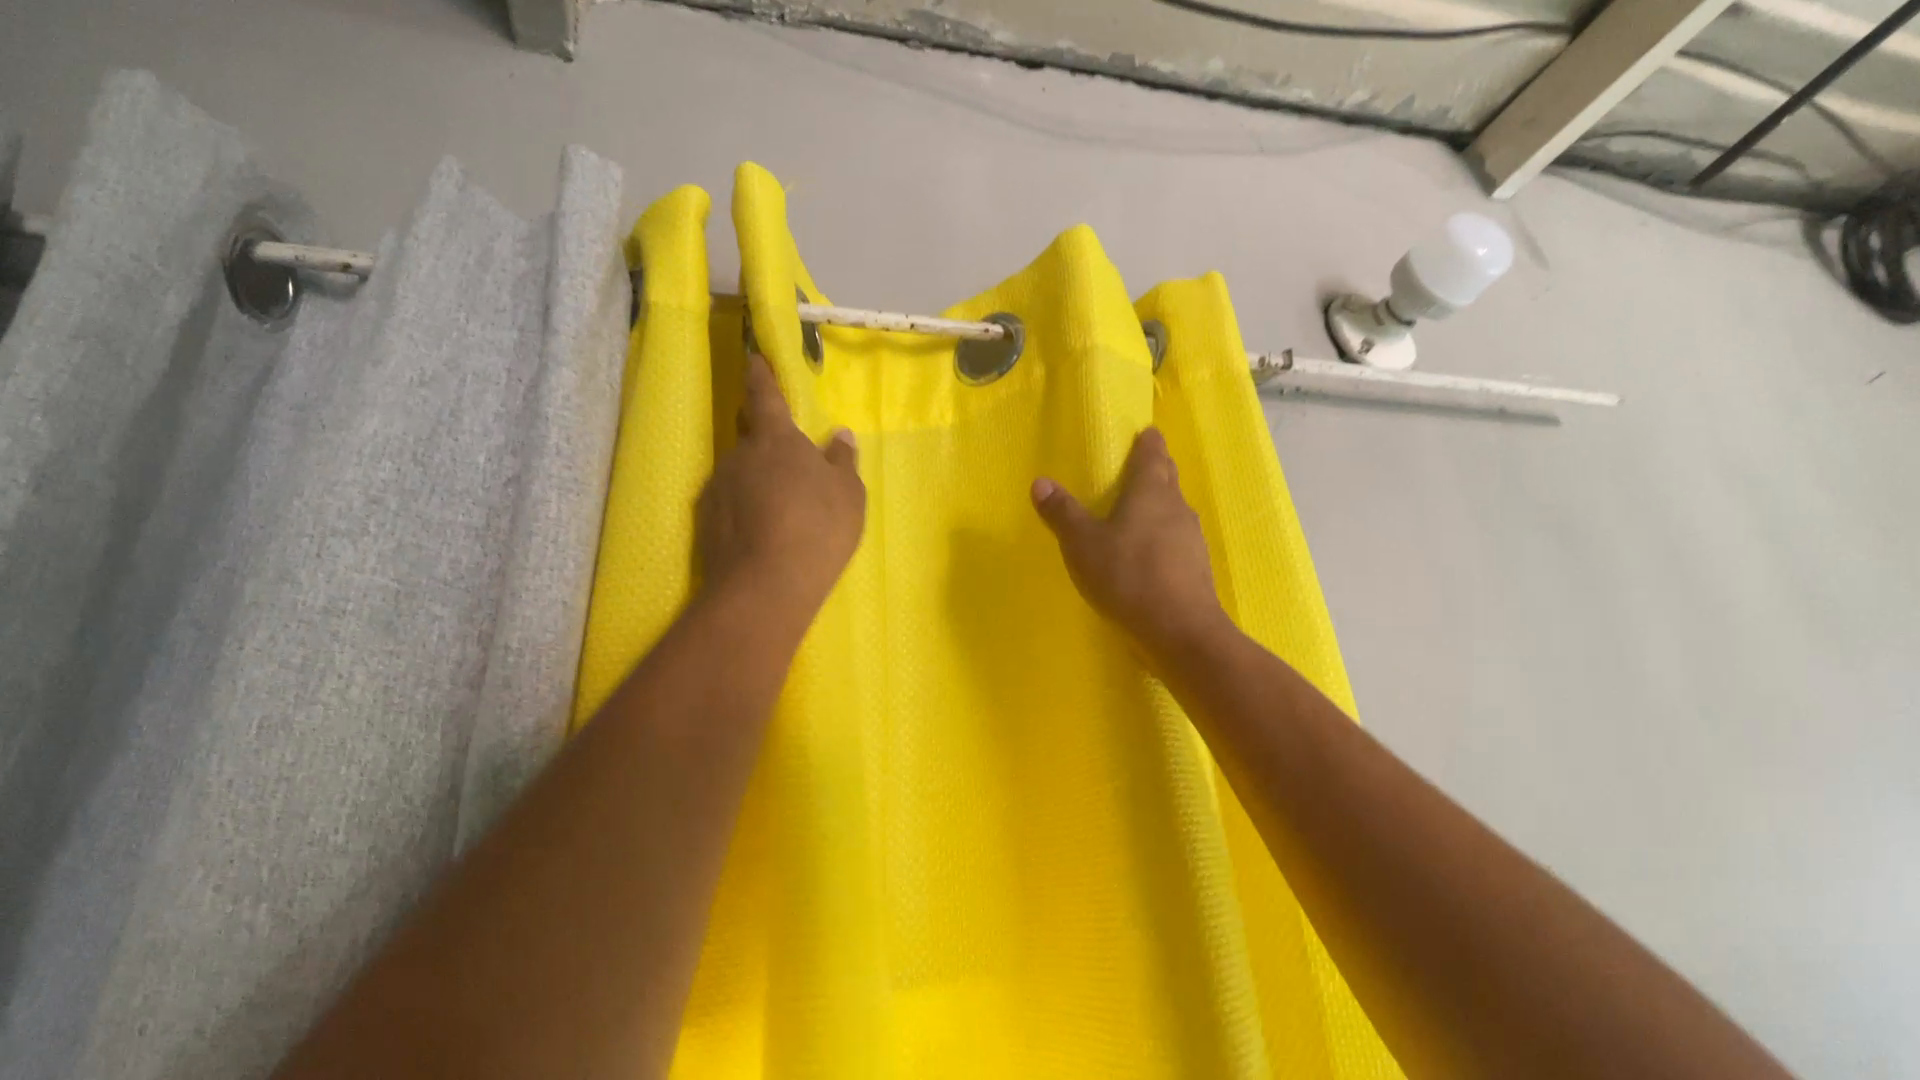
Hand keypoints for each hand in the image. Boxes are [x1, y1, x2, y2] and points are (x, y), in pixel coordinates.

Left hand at [698, 355, 865, 620]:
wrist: (765, 586)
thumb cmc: (817, 528)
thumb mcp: (848, 494)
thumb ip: (841, 461)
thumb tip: (840, 436)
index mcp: (776, 438)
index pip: (765, 395)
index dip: (761, 376)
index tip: (754, 359)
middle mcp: (739, 454)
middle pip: (750, 437)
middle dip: (766, 443)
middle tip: (788, 463)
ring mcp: (717, 488)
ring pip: (739, 473)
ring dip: (756, 482)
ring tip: (780, 512)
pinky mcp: (705, 522)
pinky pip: (729, 505)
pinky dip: (743, 511)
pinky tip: (761, 534)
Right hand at [1031, 428, 1227, 658]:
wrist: (1180, 630)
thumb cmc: (1128, 575)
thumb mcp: (1083, 544)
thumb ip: (1062, 513)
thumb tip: (1040, 482)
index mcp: (1150, 491)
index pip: (1152, 454)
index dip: (1148, 442)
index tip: (1146, 433)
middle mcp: (1176, 507)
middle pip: (1167, 479)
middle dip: (1155, 469)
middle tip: (1141, 464)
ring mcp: (1191, 538)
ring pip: (1174, 510)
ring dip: (1159, 506)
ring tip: (1140, 509)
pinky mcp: (1196, 568)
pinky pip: (1177, 541)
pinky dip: (1163, 537)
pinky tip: (1151, 552)